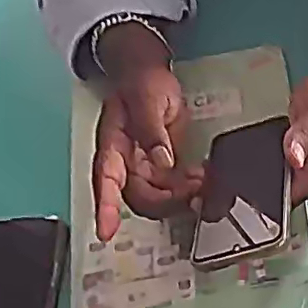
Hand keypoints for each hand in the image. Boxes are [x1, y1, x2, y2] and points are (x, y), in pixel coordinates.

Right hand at [93, 22, 202, 240]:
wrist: (151, 75)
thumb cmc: (142, 82)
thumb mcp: (147, 99)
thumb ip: (152, 130)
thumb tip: (162, 161)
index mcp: (113, 145)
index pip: (106, 181)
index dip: (105, 208)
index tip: (106, 232)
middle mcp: (126, 162)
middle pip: (140, 198)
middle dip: (168, 201)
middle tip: (193, 188)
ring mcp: (144, 167)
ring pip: (160, 199)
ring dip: (183, 197)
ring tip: (200, 179)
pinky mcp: (162, 169)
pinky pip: (174, 190)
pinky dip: (190, 189)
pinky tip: (201, 177)